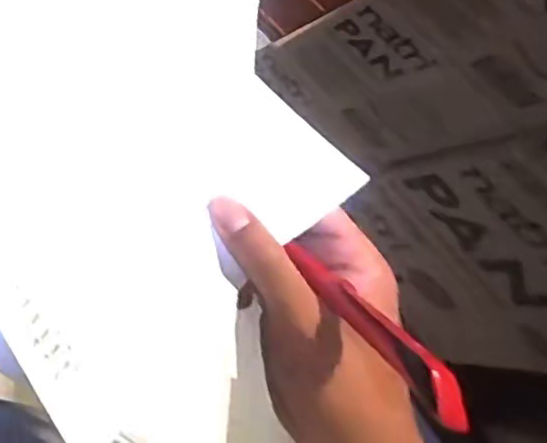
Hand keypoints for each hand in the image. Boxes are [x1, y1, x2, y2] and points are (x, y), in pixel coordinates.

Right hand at [210, 199, 420, 442]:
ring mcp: (307, 289)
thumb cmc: (342, 386)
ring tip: (194, 206)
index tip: (230, 160)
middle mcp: (331, 266)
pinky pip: (256, 274)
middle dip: (247, 208)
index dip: (274, 182)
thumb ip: (265, 258)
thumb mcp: (302, 316)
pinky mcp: (285, 310)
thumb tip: (223, 201)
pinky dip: (233, 265)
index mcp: (353, 260)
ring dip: (236, 236)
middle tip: (201, 178)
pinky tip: (202, 251)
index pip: (312, 203)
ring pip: (267, 248)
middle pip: (286, 223)